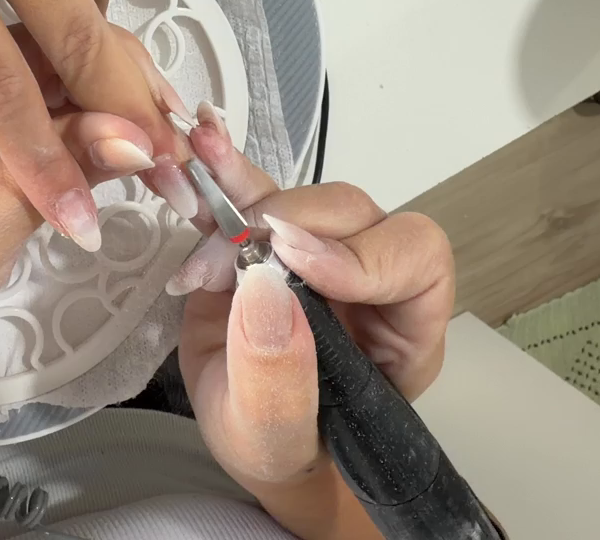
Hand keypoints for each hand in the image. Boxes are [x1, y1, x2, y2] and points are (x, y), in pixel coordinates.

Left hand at [0, 47, 158, 370]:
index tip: (167, 122)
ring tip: (175, 157)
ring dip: (122, 127)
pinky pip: (61, 140)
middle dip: (126, 100)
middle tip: (182, 142)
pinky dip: (102, 150)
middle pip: (61, 71)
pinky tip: (142, 160)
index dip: (109, 79)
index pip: (40, 51)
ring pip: (69, 105)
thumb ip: (65, 164)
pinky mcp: (1, 162)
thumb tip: (144, 136)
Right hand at [173, 107, 452, 532]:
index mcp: (402, 325)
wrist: (248, 434)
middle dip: (281, 223)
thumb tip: (263, 286)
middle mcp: (365, 272)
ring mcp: (310, 245)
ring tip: (198, 152)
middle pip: (349, 212)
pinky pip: (244, 188)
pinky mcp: (258, 233)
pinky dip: (215, 171)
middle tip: (222, 259)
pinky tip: (187, 153)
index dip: (358, 251)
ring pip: (294, 189)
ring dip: (242, 178)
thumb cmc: (279, 448)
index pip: (412, 257)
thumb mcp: (274, 437)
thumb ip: (276, 378)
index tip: (290, 262)